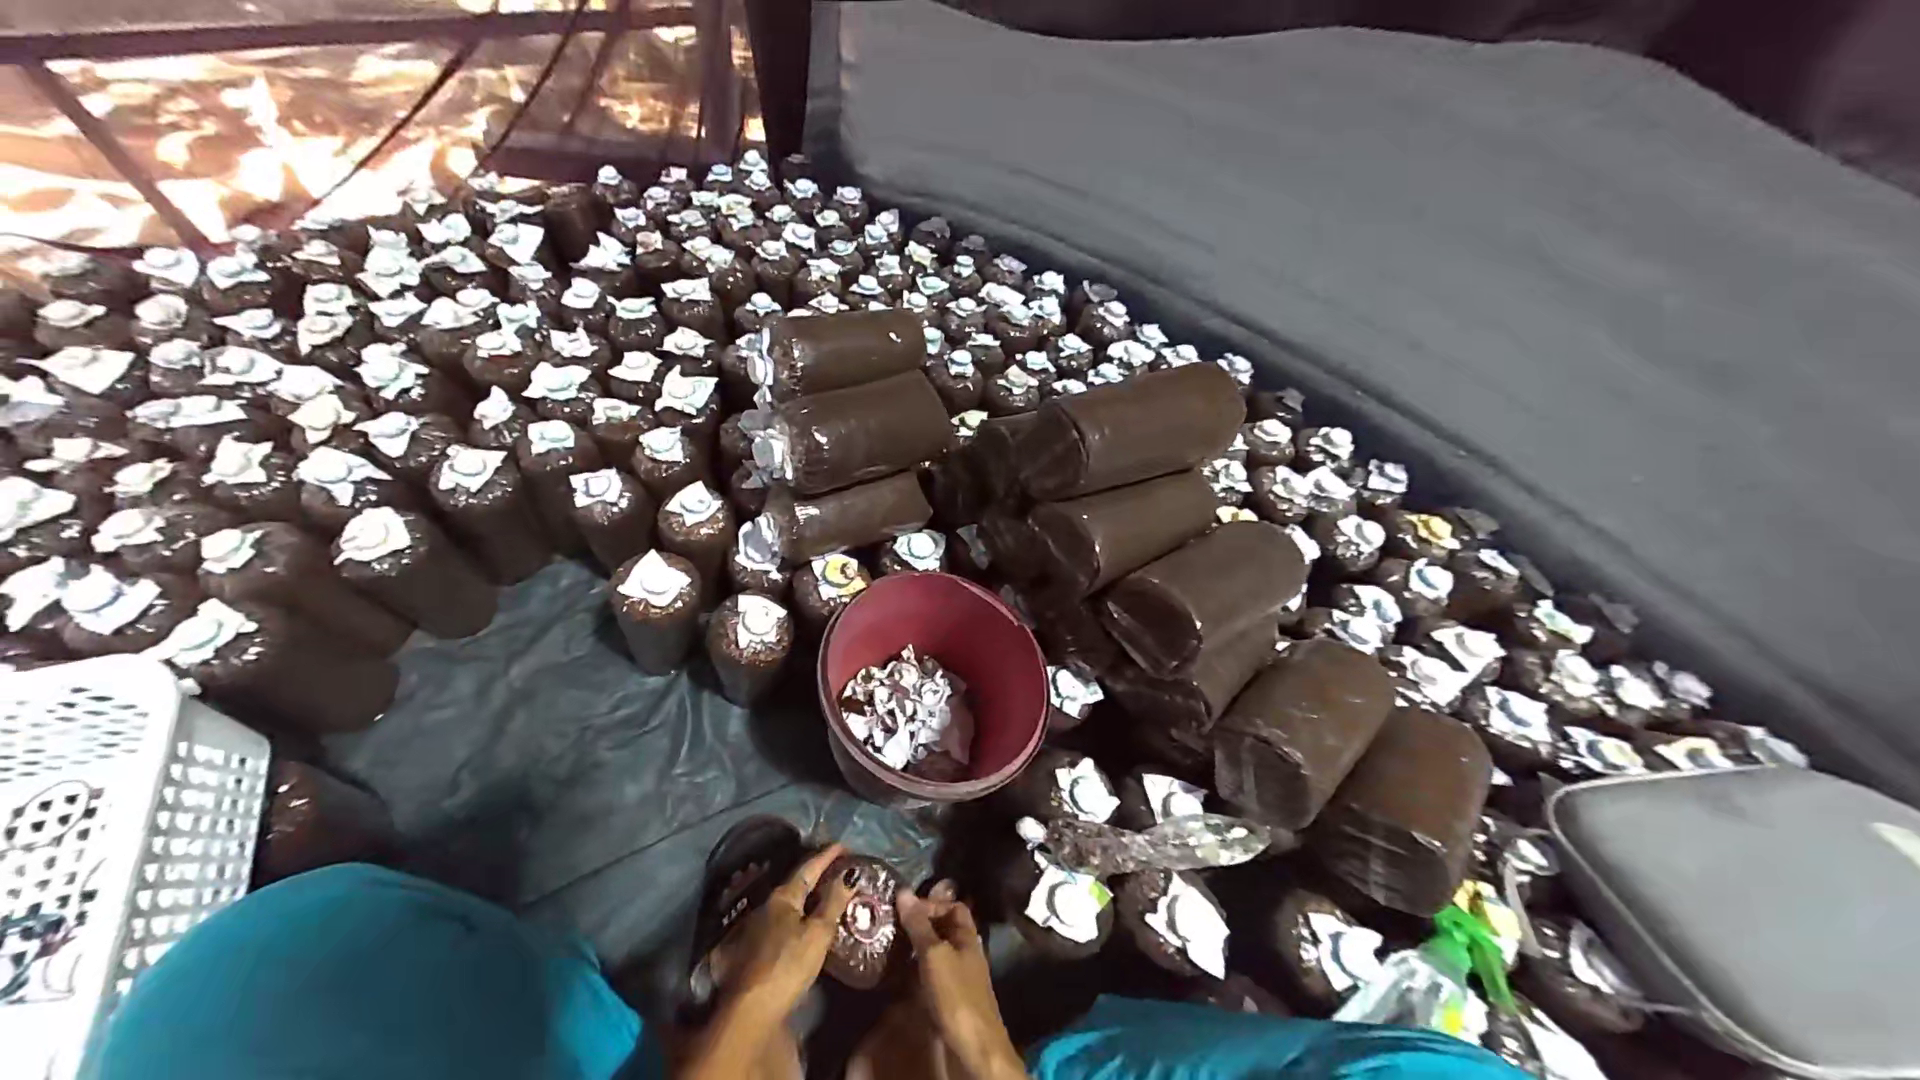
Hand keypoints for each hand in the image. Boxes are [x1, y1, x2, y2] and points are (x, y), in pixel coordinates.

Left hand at [716, 843, 857, 1018]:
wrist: (750, 1010)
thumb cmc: (788, 965)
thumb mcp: (818, 933)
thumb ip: (833, 902)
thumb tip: (848, 874)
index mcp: (783, 897)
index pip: (809, 868)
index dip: (827, 856)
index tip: (844, 845)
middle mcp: (766, 905)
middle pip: (796, 883)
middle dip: (817, 874)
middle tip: (837, 867)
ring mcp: (756, 928)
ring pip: (787, 903)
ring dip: (807, 895)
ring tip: (825, 893)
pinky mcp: (753, 949)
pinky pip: (781, 920)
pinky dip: (797, 914)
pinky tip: (803, 921)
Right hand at [897, 881, 1026, 1079]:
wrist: (974, 1049)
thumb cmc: (956, 994)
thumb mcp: (934, 954)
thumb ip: (919, 925)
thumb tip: (903, 891)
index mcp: (968, 937)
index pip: (954, 907)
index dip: (932, 903)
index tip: (906, 908)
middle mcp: (966, 953)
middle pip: (945, 929)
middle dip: (921, 924)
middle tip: (893, 925)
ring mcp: (959, 978)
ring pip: (937, 953)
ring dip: (916, 948)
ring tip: (891, 946)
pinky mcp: (950, 1000)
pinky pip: (932, 976)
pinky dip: (917, 971)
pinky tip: (900, 975)